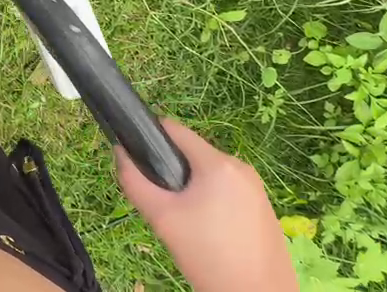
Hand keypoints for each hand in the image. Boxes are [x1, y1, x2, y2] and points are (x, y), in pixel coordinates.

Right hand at [117, 121, 296, 291]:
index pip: (174, 129)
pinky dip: (213, 202)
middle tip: (166, 204)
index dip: (150, 139)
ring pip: (209, 174)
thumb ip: (133, 179)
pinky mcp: (266, 210)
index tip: (142, 164)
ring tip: (186, 222)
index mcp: (218, 163)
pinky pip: (228, 192)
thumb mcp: (161, 217)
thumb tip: (120, 151)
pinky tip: (209, 233)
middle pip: (192, 154)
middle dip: (173, 171)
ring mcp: (257, 190)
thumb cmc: (207, 256)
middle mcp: (241, 168)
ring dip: (193, 188)